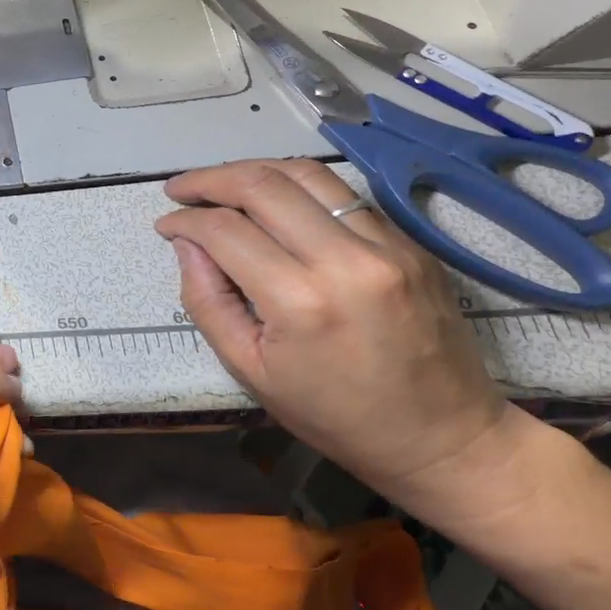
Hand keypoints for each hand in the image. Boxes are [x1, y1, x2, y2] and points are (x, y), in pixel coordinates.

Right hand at [154, 159, 508, 498]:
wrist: (446, 438)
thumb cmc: (332, 414)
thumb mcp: (246, 368)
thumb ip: (207, 299)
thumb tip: (185, 243)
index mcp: (300, 300)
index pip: (224, 230)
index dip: (184, 220)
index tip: (164, 225)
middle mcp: (347, 260)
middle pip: (264, 185)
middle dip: (210, 180)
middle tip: (180, 190)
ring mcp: (388, 247)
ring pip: (308, 175)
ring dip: (253, 171)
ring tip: (221, 184)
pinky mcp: (412, 246)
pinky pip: (344, 196)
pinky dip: (297, 188)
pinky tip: (272, 203)